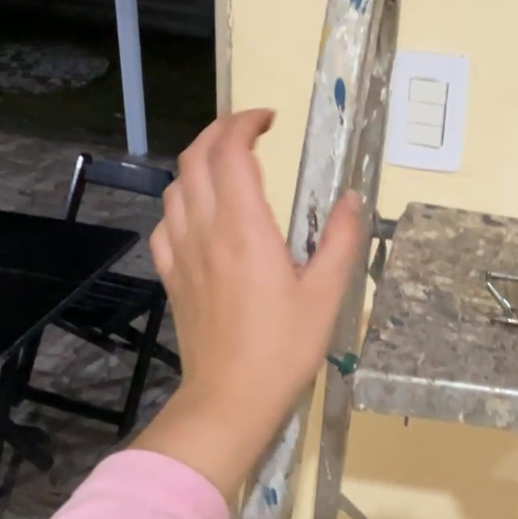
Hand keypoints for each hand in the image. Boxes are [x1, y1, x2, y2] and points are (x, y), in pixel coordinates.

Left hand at [131, 110, 363, 498]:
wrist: (231, 398)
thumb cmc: (284, 349)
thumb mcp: (326, 294)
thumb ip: (339, 239)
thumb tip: (351, 198)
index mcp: (245, 228)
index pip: (230, 152)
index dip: (244, 123)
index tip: (267, 120)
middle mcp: (206, 231)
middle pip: (196, 159)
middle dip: (219, 132)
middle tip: (249, 133)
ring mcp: (182, 253)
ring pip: (176, 187)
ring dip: (200, 165)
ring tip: (229, 168)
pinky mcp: (172, 277)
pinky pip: (166, 224)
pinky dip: (182, 203)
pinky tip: (201, 216)